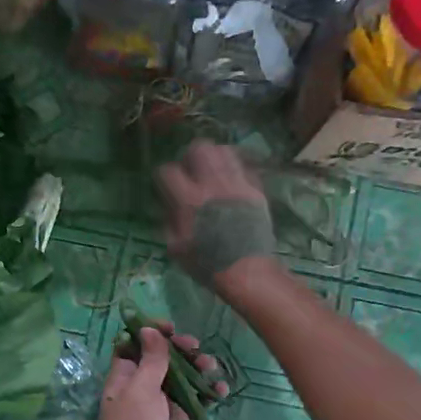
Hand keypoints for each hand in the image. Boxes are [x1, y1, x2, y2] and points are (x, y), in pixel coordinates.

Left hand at [98, 325, 225, 419]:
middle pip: (163, 356)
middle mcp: (143, 383)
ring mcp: (163, 399)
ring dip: (198, 366)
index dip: (151, 332)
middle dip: (180, 348)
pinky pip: (196, 396)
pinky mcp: (181, 414)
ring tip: (210, 366)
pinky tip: (221, 389)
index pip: (135, 344)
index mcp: (126, 374)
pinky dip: (209, 391)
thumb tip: (150, 329)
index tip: (170, 328)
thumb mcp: (140, 388)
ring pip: (183, 373)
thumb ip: (151, 358)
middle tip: (194, 346)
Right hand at [156, 141, 275, 286]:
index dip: (164, 178)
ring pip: (224, 151)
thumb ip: (169, 221)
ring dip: (214, 159)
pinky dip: (235, 171)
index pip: (168, 170)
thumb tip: (169, 206)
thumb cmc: (208, 264)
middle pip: (199, 148)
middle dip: (191, 157)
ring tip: (213, 173)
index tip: (167, 186)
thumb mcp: (176, 248)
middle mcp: (212, 185)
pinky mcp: (255, 190)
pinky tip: (232, 183)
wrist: (247, 270)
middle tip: (192, 171)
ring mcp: (237, 184)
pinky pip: (244, 168)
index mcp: (188, 200)